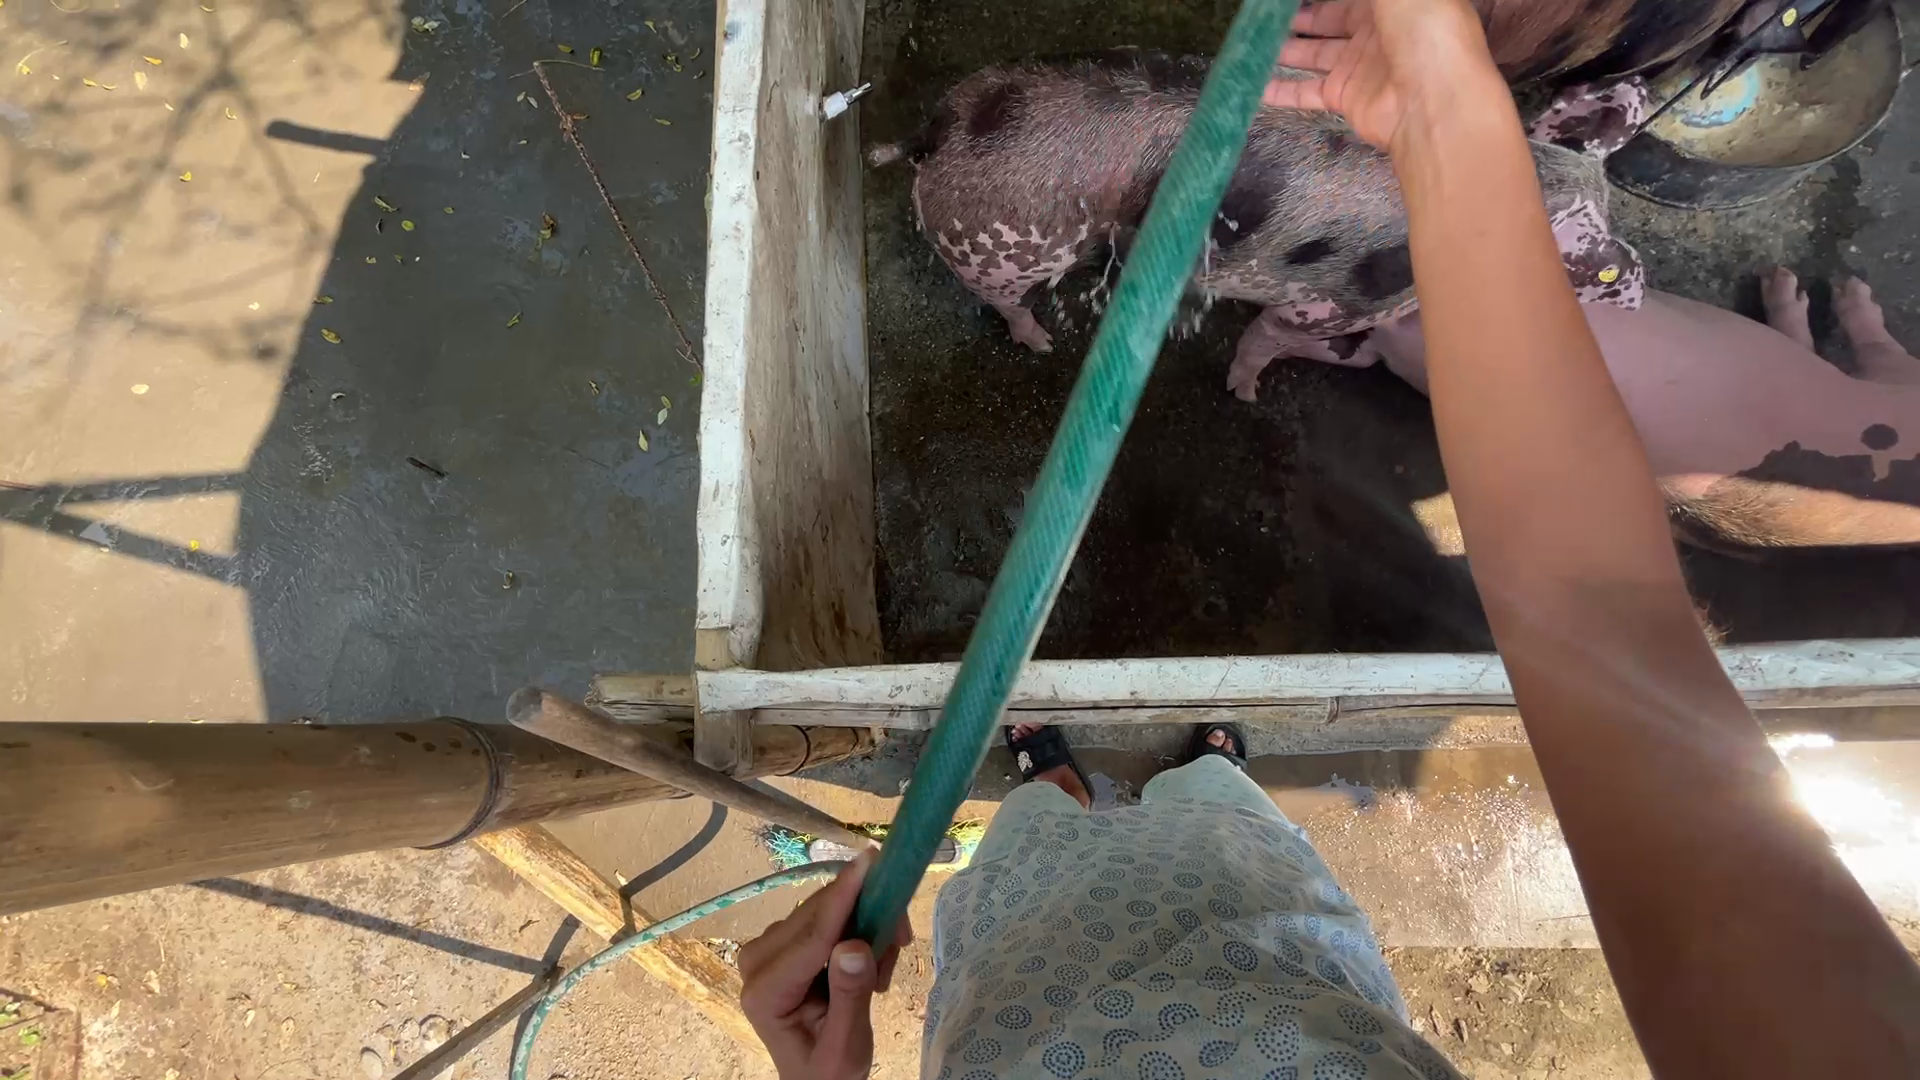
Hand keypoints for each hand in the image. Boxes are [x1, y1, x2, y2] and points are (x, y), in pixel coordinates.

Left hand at [738, 853, 911, 1079]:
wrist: (817, 1078)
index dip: (844, 896)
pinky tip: (871, 953)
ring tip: (886, 961)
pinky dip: (857, 923)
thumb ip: (850, 998)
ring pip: (828, 907)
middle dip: (868, 914)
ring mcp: (770, 945)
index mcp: (765, 993)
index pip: (812, 936)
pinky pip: (828, 912)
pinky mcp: (786, 937)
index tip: (869, 860)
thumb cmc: (829, 1072)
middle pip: (821, 913)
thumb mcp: (846, 1049)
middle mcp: (758, 960)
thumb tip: (854, 946)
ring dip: (866, 921)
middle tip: (903, 938)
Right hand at [1263, 0, 1503, 155]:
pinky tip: (1256, 87)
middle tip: (1266, 16)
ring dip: (1286, 49)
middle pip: (1330, 18)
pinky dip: (1281, 90)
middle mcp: (1374, 28)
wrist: (1430, 99)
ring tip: (1253, 45)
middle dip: (1301, 16)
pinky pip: (1305, 91)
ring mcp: (1357, 65)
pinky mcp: (1342, 96)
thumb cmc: (1424, 29)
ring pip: (1314, 53)